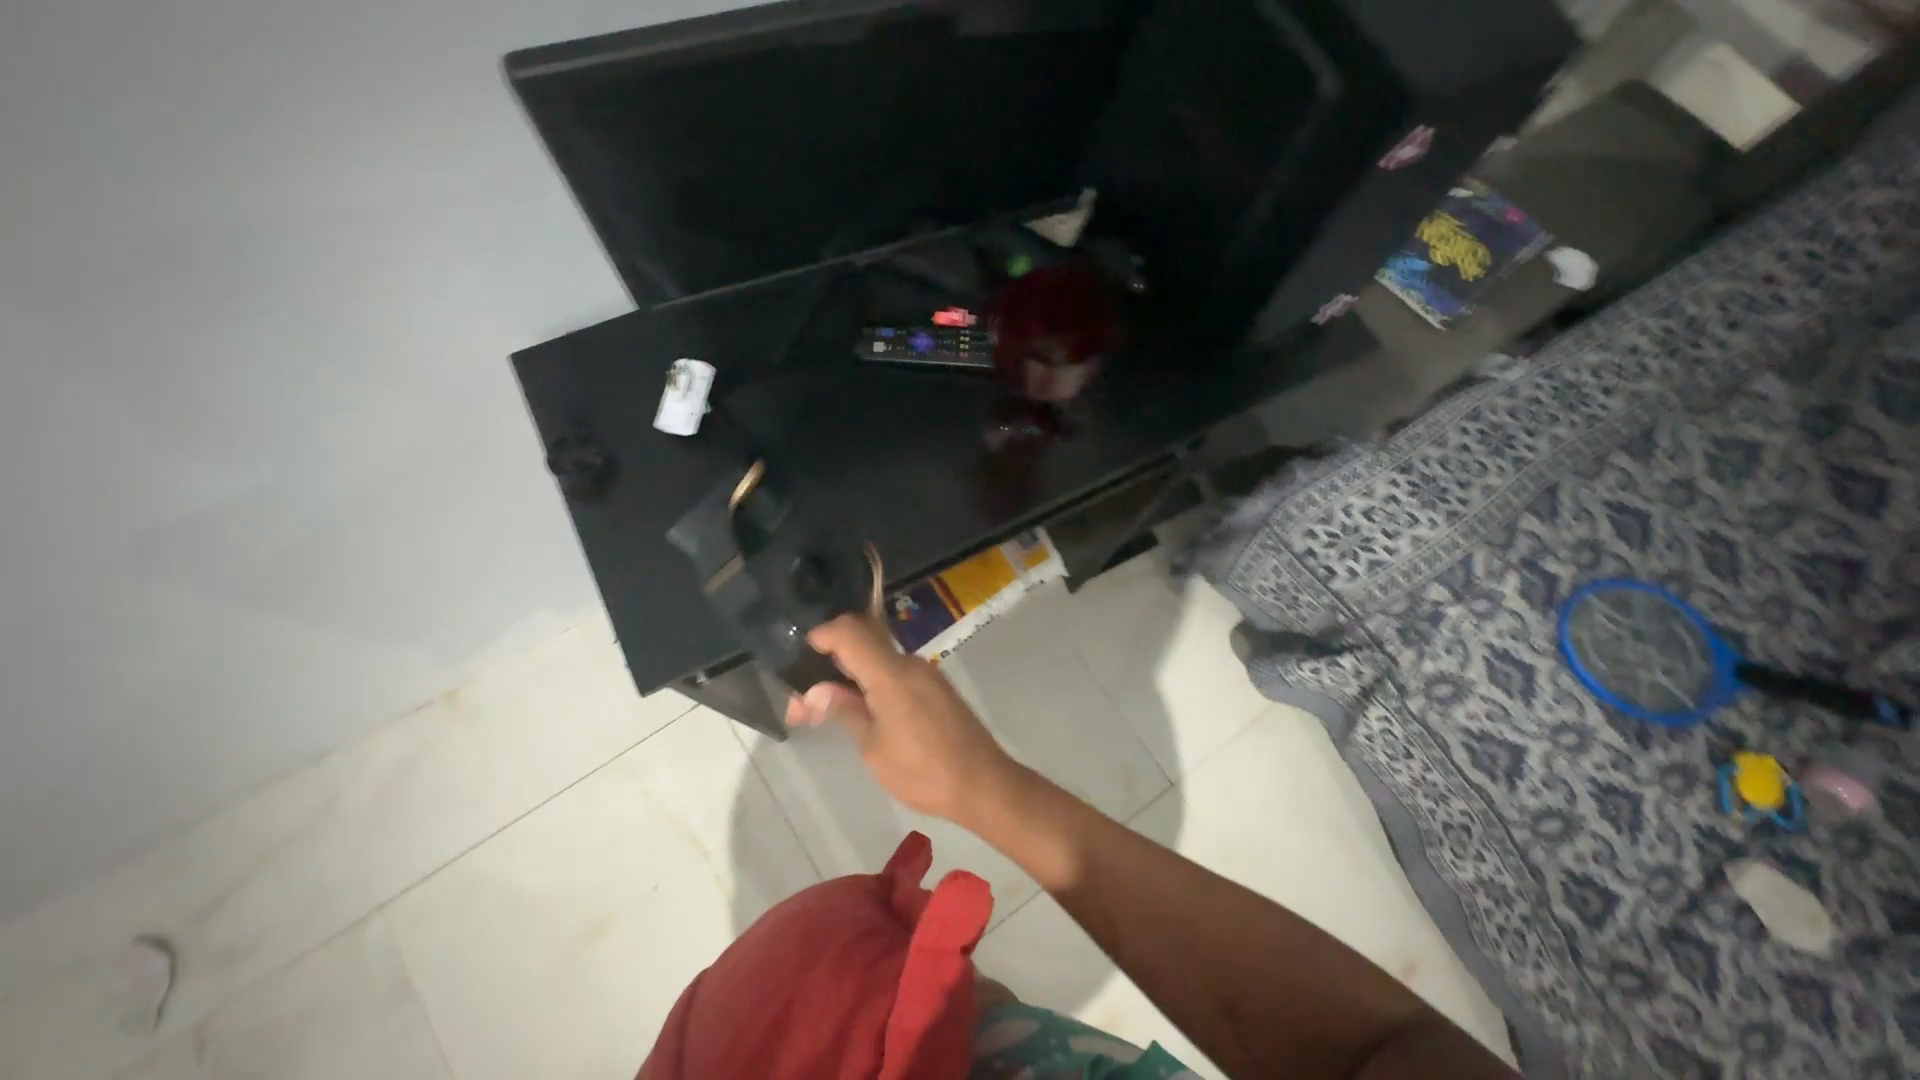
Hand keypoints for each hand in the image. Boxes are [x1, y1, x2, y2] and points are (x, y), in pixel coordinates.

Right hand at [785, 615, 1017, 823]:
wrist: (983, 784)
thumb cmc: (922, 772)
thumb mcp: (873, 747)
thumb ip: (845, 710)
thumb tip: (815, 690)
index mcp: (892, 673)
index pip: (849, 631)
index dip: (821, 636)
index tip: (800, 659)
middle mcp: (911, 664)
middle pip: (864, 641)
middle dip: (830, 662)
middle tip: (806, 700)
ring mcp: (928, 674)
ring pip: (880, 659)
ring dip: (852, 677)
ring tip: (826, 713)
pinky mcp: (937, 689)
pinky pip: (897, 674)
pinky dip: (874, 684)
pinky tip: (861, 712)